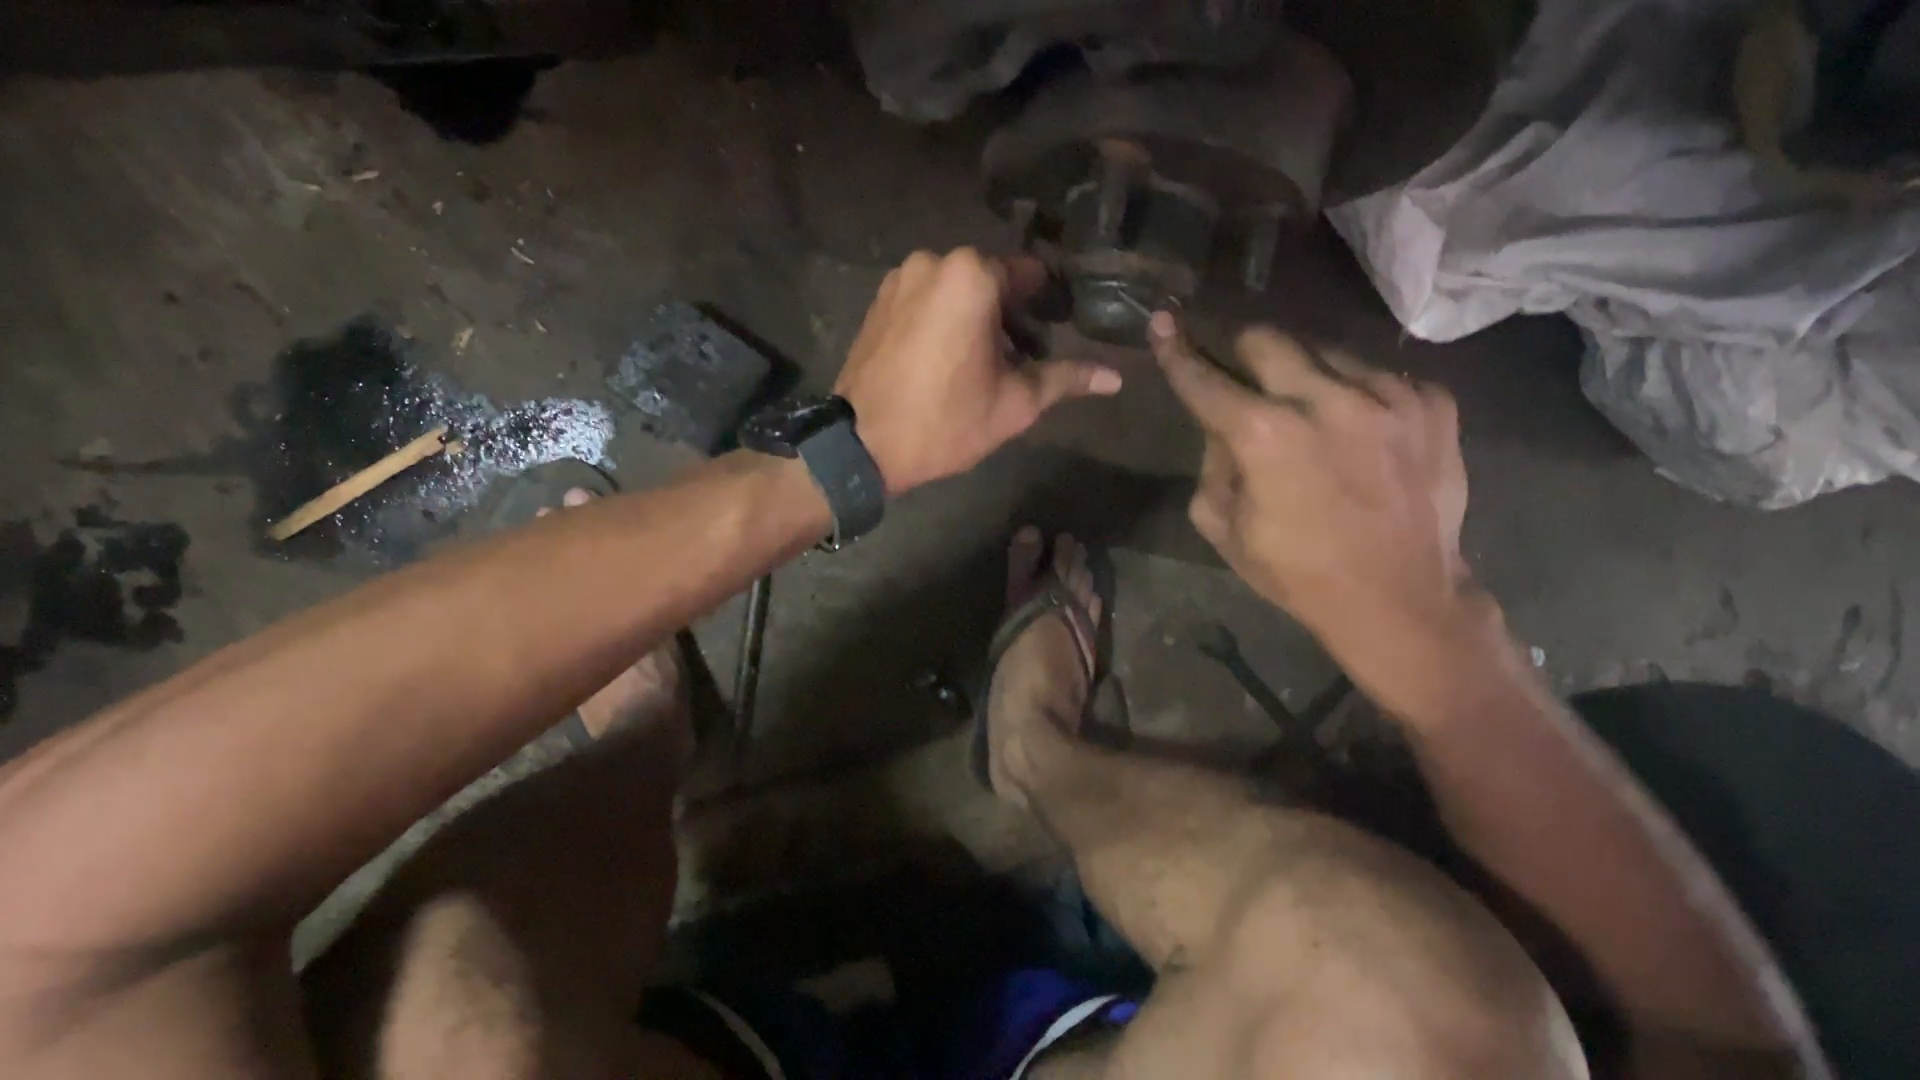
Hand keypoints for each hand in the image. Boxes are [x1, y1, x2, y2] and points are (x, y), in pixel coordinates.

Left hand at [835, 249, 1121, 492]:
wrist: (862, 446)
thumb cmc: (945, 421)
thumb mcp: (1015, 403)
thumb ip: (1066, 378)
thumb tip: (1116, 378)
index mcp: (972, 275)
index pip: (1030, 275)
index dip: (1049, 306)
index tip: (1058, 334)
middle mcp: (934, 261)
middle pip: (992, 282)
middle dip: (1012, 316)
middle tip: (1023, 361)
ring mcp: (900, 278)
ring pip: (957, 291)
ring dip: (977, 320)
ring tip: (985, 367)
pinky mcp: (878, 301)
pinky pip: (927, 300)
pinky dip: (945, 321)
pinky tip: (949, 362)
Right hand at [1149, 312, 1475, 648]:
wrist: (1402, 600)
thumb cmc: (1299, 573)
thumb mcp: (1225, 529)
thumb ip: (1212, 464)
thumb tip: (1224, 426)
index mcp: (1265, 435)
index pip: (1206, 379)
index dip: (1178, 351)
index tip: (1164, 322)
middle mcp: (1326, 399)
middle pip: (1267, 339)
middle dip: (1244, 353)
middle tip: (1247, 379)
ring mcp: (1388, 395)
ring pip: (1328, 351)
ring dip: (1307, 375)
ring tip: (1315, 416)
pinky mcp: (1433, 403)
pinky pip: (1381, 376)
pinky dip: (1361, 396)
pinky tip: (1364, 435)